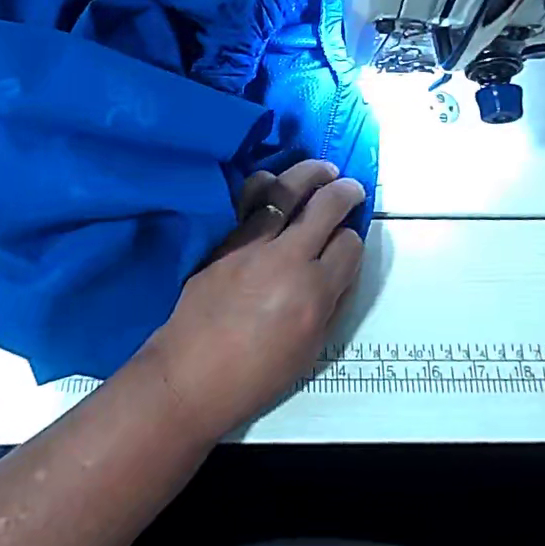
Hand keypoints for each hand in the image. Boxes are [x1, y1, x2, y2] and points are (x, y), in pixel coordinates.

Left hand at [133, 160, 365, 441]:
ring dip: (311, 174)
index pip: (348, 247)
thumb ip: (329, 305)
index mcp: (314, 293)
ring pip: (287, 192)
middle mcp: (288, 259)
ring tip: (323, 169)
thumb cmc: (256, 376)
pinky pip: (250, 201)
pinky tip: (275, 180)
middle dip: (345, 192)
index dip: (353, 241)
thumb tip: (338, 271)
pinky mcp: (226, 240)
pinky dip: (266, 184)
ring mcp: (253, 245)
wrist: (191, 373)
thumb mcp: (309, 351)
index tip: (347, 241)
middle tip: (352, 187)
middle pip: (325, 208)